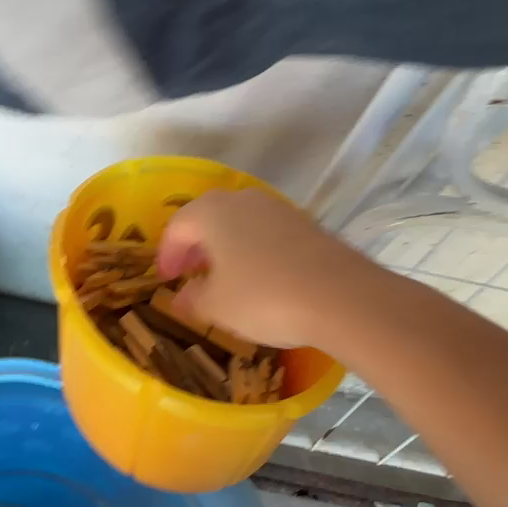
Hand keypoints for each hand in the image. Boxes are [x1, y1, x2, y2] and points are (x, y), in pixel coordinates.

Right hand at [155, 188, 376, 348]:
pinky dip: (254, 250)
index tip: (166, 279)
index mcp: (211, 212)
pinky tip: (260, 277)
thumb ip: (193, 299)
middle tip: (190, 273)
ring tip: (225, 277)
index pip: (177, 227)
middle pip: (208, 218)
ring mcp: (277, 208)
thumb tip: (180, 297)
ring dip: (226, 246)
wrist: (341, 296)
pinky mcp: (305, 223)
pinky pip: (266, 232)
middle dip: (196, 246)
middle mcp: (241, 200)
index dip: (167, 254)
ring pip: (239, 223)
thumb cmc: (264, 297)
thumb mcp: (218, 306)